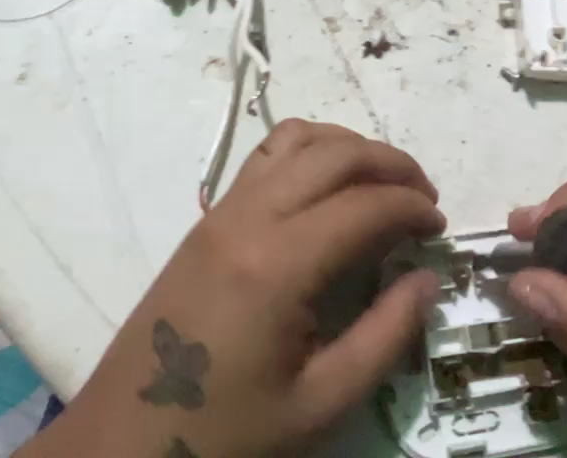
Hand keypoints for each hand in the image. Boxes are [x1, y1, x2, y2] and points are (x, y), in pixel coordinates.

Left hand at [21, 120, 445, 457]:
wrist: (126, 442)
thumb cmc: (228, 431)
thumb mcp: (320, 403)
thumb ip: (385, 336)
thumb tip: (428, 277)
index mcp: (279, 264)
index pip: (365, 204)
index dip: (412, 207)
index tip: (440, 227)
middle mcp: (250, 217)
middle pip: (335, 154)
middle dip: (391, 164)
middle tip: (424, 196)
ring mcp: (222, 210)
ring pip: (297, 138)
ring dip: (349, 146)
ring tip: (382, 180)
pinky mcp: (207, 218)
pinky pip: (265, 155)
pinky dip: (309, 149)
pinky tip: (327, 183)